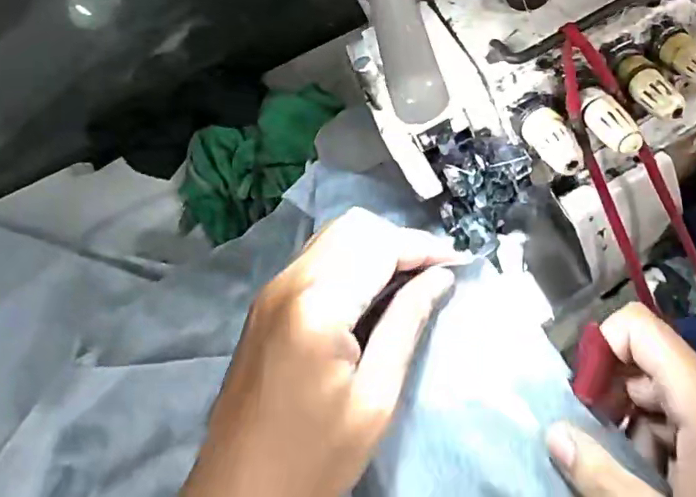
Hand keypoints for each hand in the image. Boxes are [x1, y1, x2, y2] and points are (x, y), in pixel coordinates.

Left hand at [181, 208, 460, 496]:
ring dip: (375, 245)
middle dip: (399, 240)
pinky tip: (372, 288)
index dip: (423, 246)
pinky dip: (351, 257)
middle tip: (434, 272)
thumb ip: (407, 324)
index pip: (379, 245)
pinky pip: (318, 255)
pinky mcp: (267, 300)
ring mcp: (273, 287)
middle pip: (355, 226)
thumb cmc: (313, 458)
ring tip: (410, 278)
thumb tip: (441, 278)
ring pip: (335, 234)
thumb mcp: (374, 400)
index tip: (457, 260)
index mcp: (317, 303)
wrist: (238, 494)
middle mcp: (290, 280)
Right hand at [546, 303, 695, 496]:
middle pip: (647, 361)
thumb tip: (554, 433)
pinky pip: (691, 415)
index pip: (636, 325)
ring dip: (636, 424)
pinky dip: (665, 438)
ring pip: (666, 392)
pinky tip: (662, 484)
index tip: (583, 400)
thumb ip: (603, 476)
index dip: (600, 350)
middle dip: (612, 396)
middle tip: (595, 444)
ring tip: (628, 475)